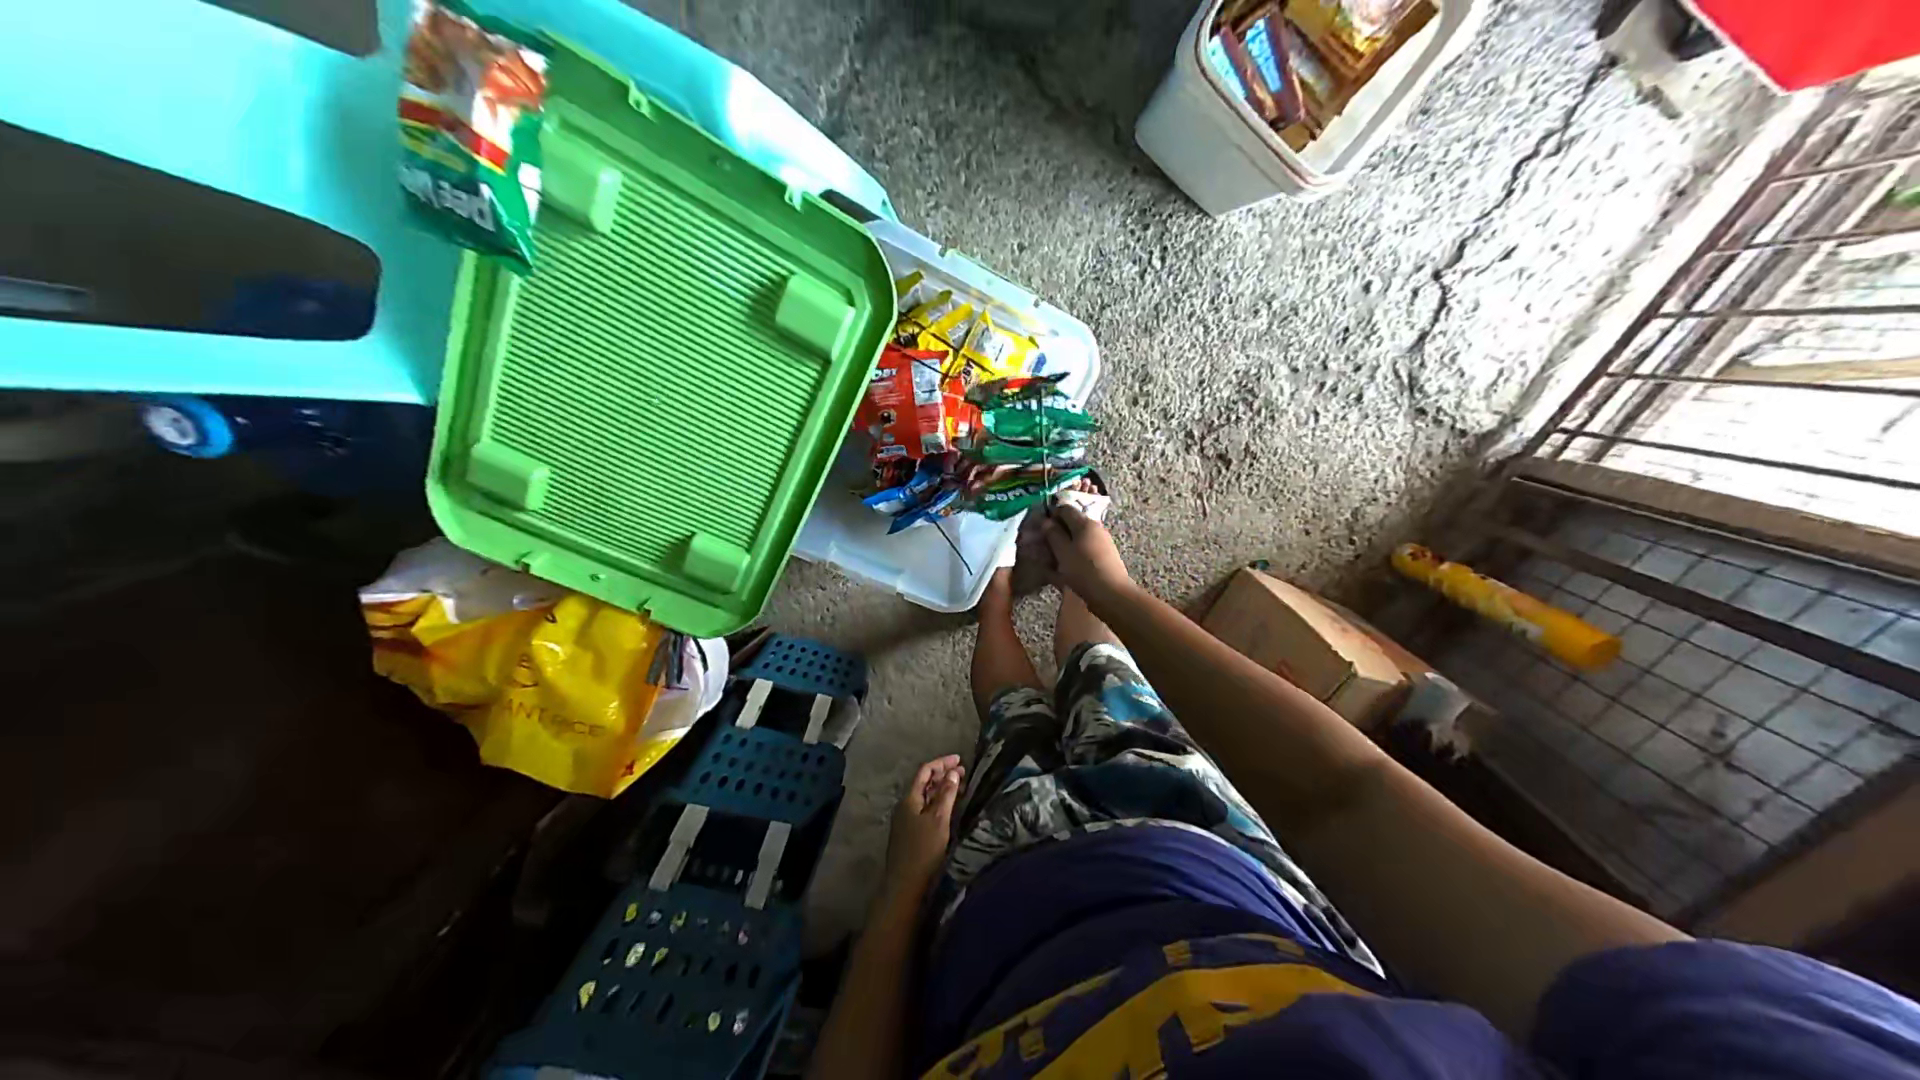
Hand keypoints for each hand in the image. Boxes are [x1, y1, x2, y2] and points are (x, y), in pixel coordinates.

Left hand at [883, 755, 963, 896]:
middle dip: (943, 775)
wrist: (905, 884)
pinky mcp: (910, 833)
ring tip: (960, 787)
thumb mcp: (938, 819)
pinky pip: (925, 809)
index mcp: (909, 799)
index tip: (960, 760)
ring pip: (926, 797)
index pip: (925, 771)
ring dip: (942, 789)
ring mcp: (906, 820)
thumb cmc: (923, 849)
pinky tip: (949, 808)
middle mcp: (905, 806)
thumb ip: (946, 794)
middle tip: (963, 772)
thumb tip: (953, 773)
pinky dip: (938, 803)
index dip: (942, 763)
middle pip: (924, 783)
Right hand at [1042, 503, 1131, 600]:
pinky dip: (1075, 551)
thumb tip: (1046, 521)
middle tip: (1044, 542)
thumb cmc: (1083, 570)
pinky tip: (1068, 564)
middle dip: (1057, 530)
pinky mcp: (1105, 555)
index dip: (1051, 514)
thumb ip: (1053, 534)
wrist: (1111, 593)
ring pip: (1079, 536)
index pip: (1065, 509)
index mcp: (1084, 523)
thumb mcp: (1062, 552)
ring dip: (1065, 542)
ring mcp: (1102, 541)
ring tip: (1053, 556)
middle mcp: (1095, 528)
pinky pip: (1085, 547)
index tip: (1040, 526)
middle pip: (1073, 522)